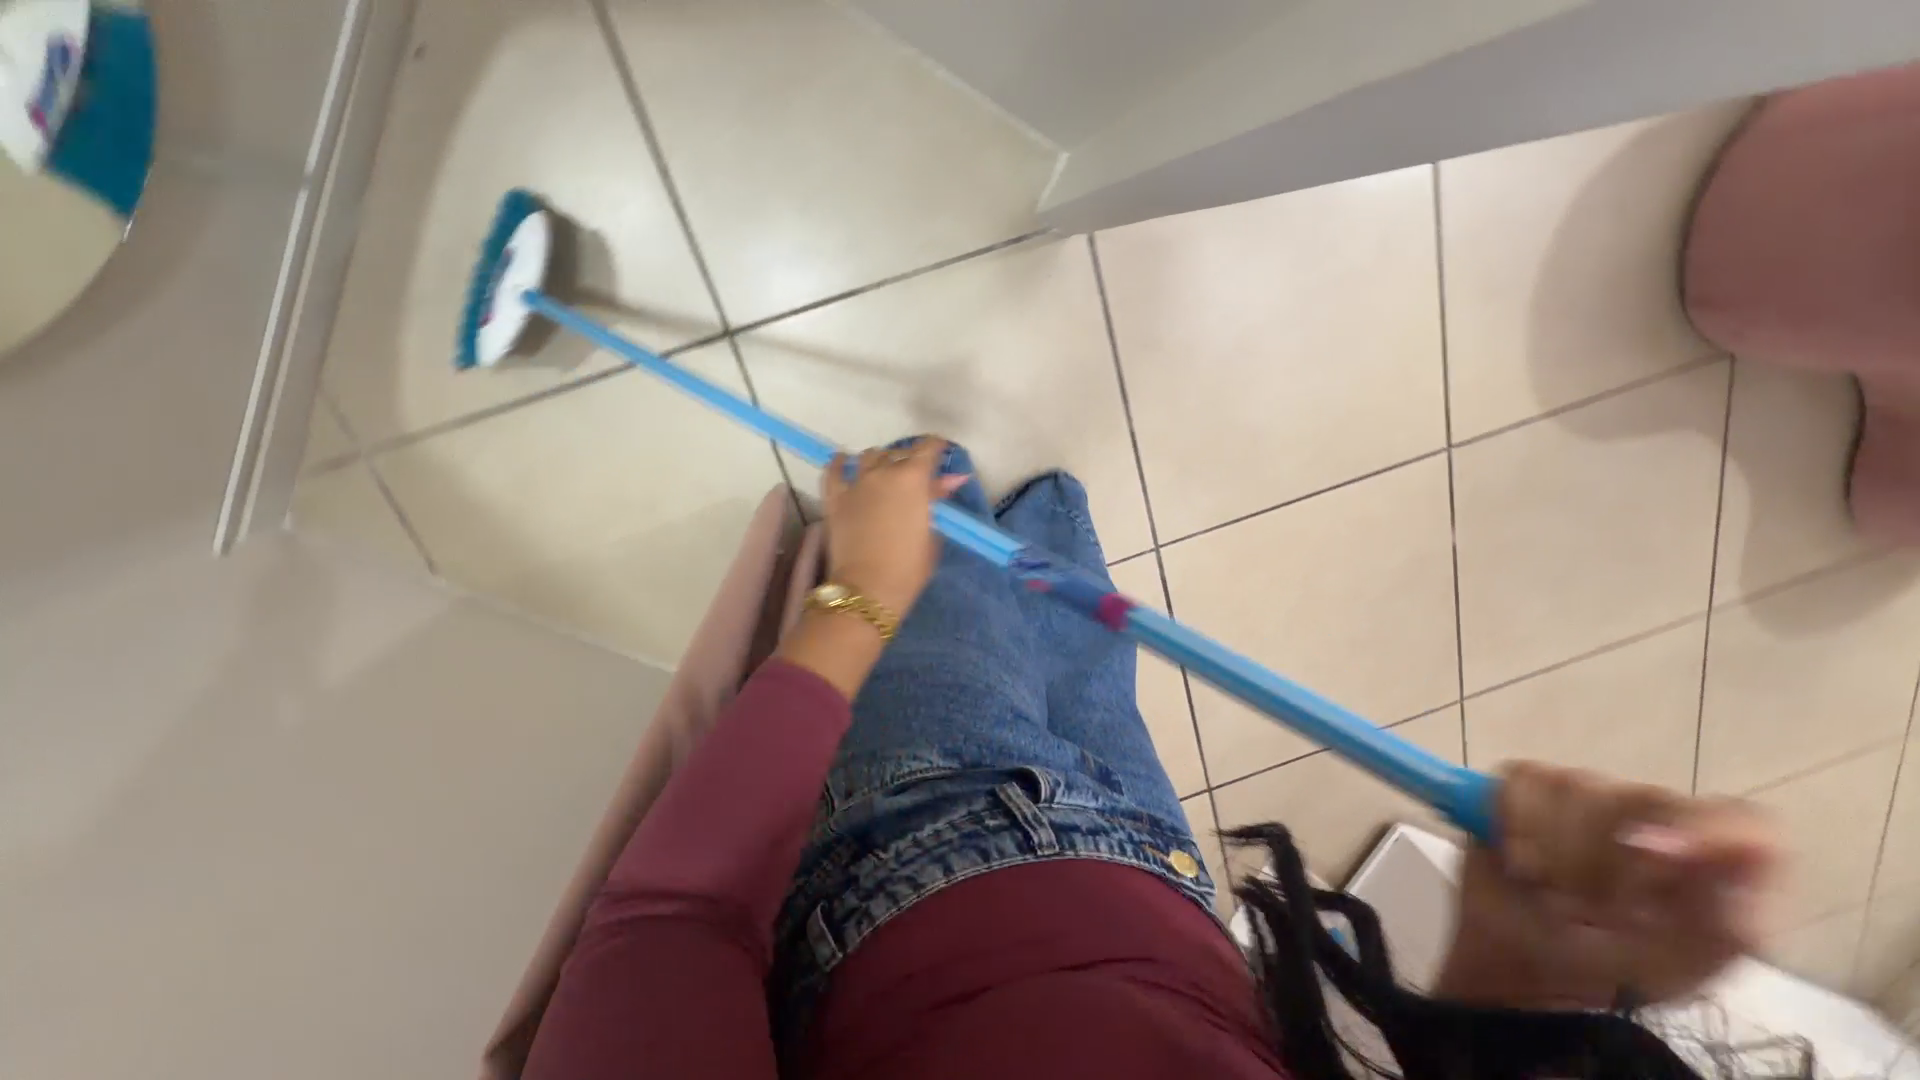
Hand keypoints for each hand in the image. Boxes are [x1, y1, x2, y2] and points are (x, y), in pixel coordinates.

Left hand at [820, 437, 968, 617]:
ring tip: (884, 470)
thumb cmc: (908, 569)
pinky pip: (834, 470)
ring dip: (881, 460)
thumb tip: (947, 482)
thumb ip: (936, 503)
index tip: (941, 451)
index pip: (928, 449)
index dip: (936, 447)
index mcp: (913, 480)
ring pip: (869, 456)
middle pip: (899, 453)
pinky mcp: (834, 498)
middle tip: (917, 474)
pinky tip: (845, 460)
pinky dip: (841, 462)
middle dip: (911, 459)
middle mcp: (884, 473)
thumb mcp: (932, 535)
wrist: (867, 590)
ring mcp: (856, 484)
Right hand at [1434, 762, 1779, 1008]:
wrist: (1526, 964)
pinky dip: (1513, 829)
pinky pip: (1518, 785)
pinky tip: (1522, 865)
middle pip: (1635, 798)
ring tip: (1554, 894)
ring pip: (1569, 788)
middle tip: (1593, 912)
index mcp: (1710, 858)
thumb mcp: (1681, 967)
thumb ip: (1724, 921)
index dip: (1702, 831)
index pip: (1737, 819)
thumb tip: (1740, 854)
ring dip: (1553, 855)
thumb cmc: (1613, 967)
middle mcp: (1651, 813)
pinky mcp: (1522, 786)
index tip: (1659, 861)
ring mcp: (1583, 792)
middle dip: (1602, 863)